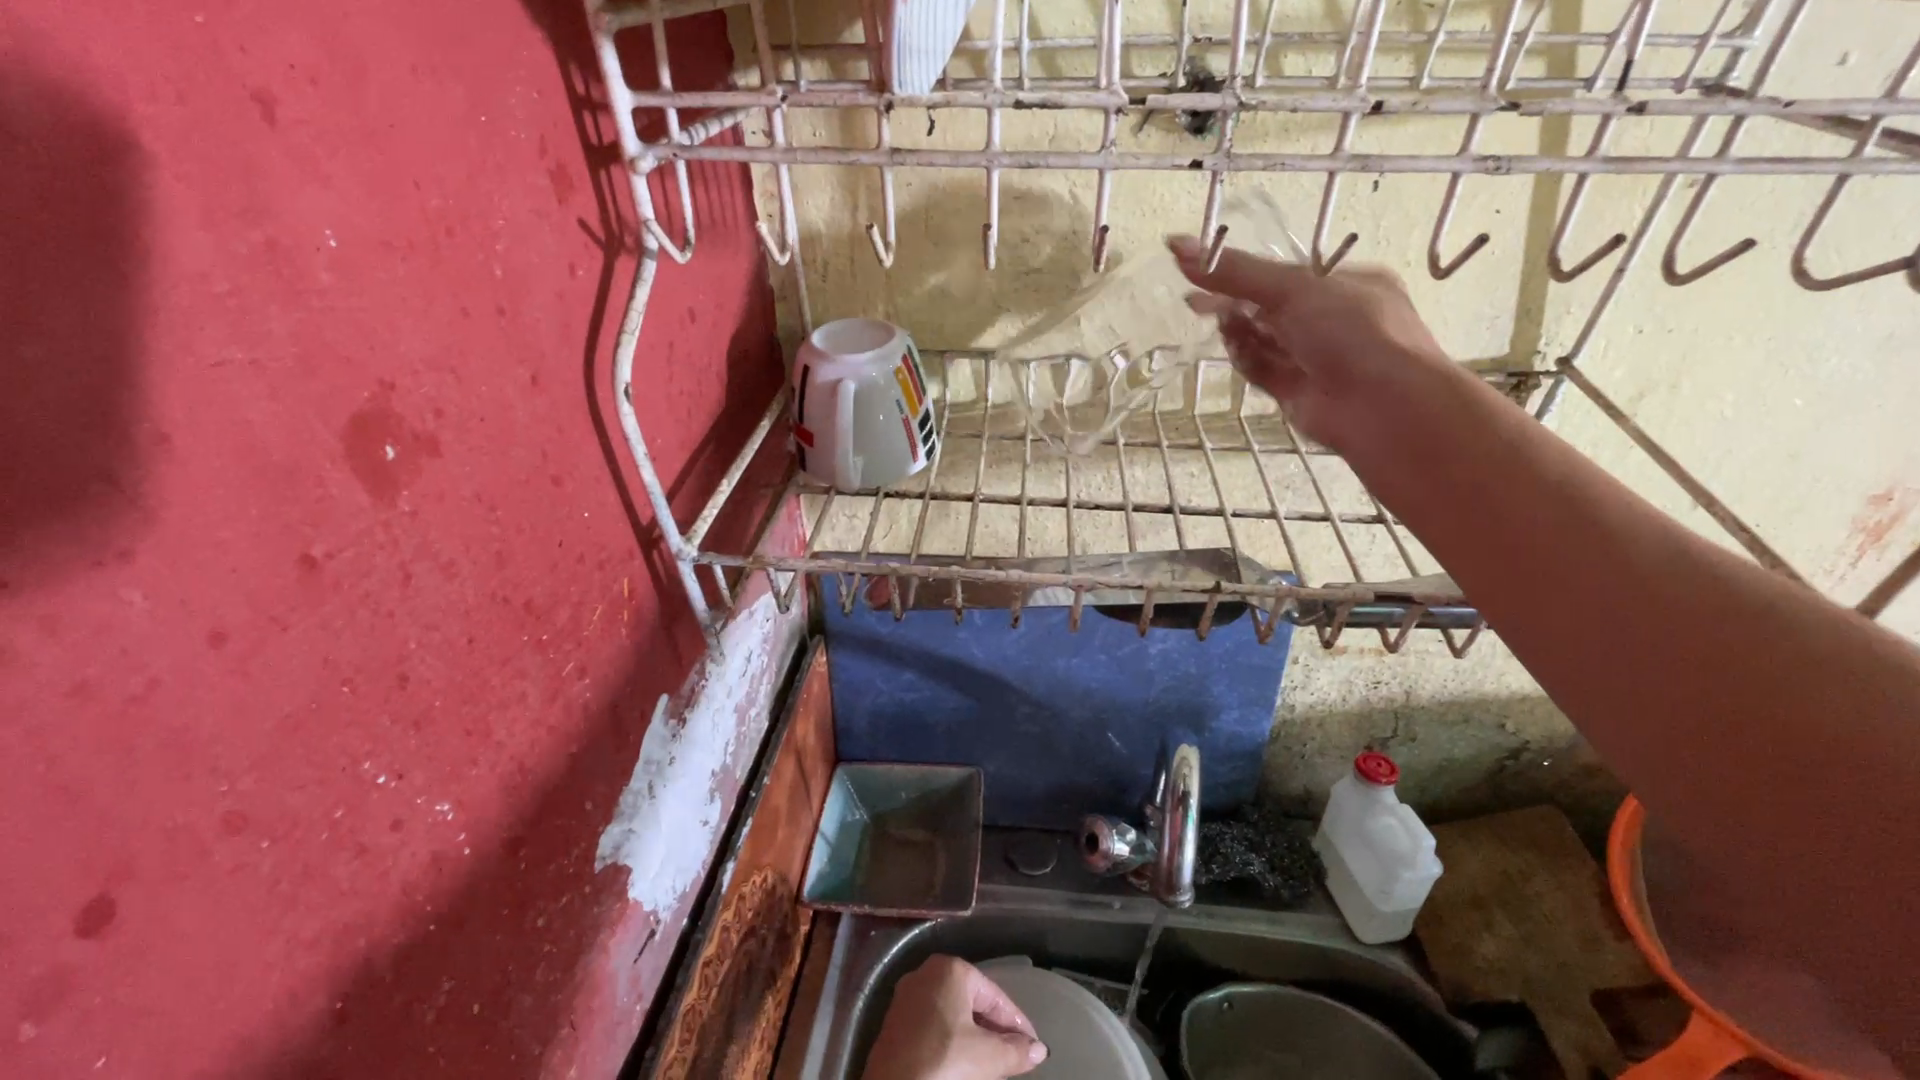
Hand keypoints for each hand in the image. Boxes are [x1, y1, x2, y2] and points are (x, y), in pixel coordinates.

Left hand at [861, 955, 1048, 1079]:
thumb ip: (1016, 1051)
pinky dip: (952, 1041)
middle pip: (972, 1003)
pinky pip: (934, 1026)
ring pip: (952, 1015)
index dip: (1017, 1023)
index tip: (1032, 1046)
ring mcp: (906, 999)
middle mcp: (925, 975)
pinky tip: (964, 1063)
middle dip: (995, 1030)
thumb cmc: (943, 1062)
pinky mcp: (895, 1023)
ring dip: (974, 1037)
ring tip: (994, 1062)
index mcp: (950, 970)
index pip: (994, 996)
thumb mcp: (987, 1058)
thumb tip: (1039, 1050)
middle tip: (1015, 1054)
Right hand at [1168, 234, 1462, 455]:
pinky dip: (1247, 361)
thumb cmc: (1352, 332)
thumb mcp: (1293, 289)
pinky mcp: (1297, 392)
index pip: (1285, 275)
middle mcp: (1332, 320)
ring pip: (1264, 341)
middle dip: (1234, 305)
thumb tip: (1176, 245)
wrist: (1386, 407)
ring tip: (1224, 326)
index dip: (1243, 273)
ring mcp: (1315, 358)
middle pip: (1270, 308)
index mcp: (1345, 284)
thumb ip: (1234, 272)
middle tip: (1195, 304)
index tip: (1203, 272)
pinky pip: (1264, 371)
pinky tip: (1236, 351)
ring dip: (1240, 333)